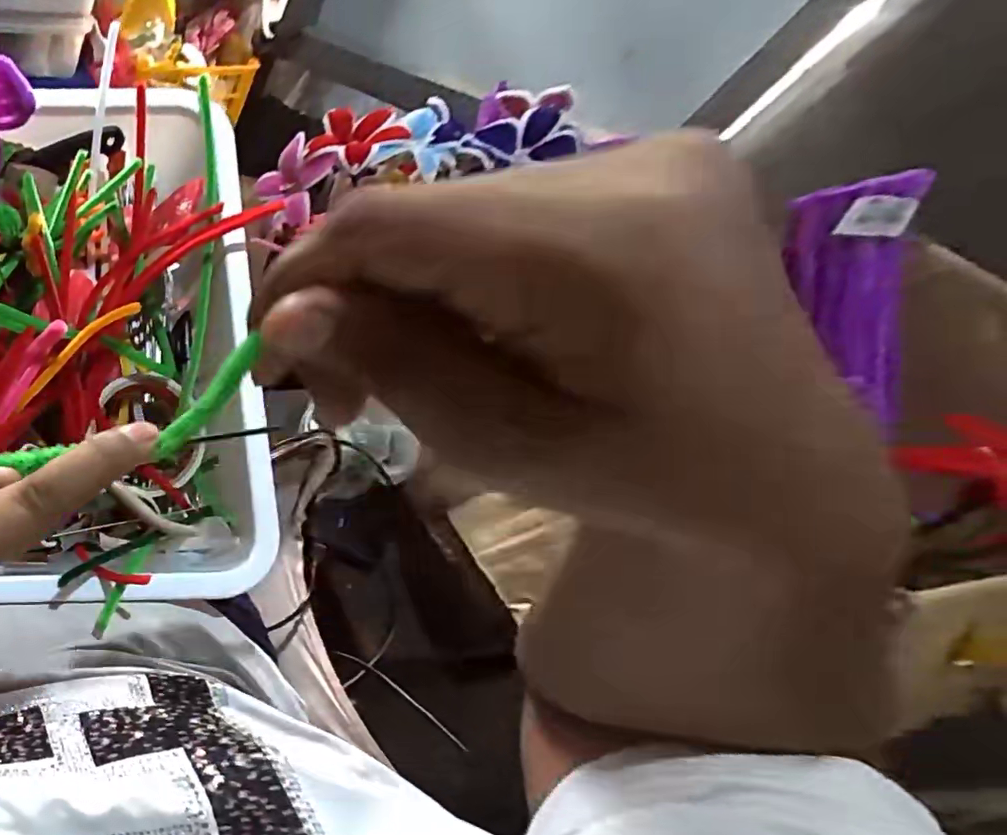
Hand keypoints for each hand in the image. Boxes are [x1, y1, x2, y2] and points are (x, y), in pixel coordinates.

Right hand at [253, 132, 904, 576]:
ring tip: (378, 380)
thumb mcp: (490, 440)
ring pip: (431, 218)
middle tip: (331, 395)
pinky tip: (437, 340)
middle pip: (404, 218)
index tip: (265, 360)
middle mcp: (617, 166)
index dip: (297, 280)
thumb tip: (280, 317)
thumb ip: (387, 363)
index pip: (382, 221)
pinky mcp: (625, 174)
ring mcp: (631, 159)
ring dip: (380, 298)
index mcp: (589, 244)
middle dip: (339, 306)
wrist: (768, 467)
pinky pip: (475, 221)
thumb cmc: (628, 475)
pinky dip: (428, 283)